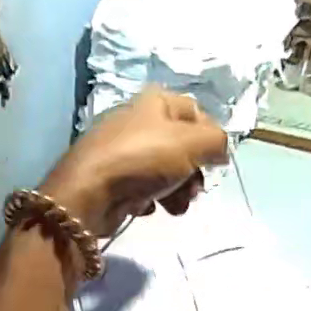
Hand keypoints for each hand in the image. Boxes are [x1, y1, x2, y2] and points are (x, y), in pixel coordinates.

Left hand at [39, 89, 229, 237]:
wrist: (90, 194)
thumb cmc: (144, 159)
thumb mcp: (192, 143)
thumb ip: (216, 142)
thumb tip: (221, 151)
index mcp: (156, 102)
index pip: (197, 113)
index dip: (211, 139)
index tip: (216, 164)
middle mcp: (138, 122)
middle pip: (182, 147)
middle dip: (193, 172)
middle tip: (194, 191)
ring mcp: (124, 152)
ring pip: (165, 172)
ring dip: (177, 192)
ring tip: (174, 207)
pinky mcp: (113, 180)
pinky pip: (144, 190)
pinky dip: (151, 200)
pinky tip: (146, 208)